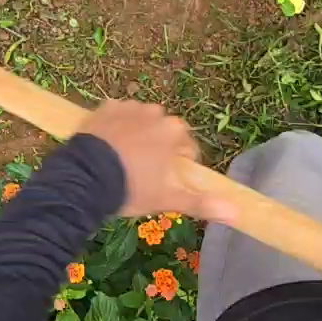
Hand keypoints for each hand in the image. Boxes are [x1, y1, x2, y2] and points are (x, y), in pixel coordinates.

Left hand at [79, 100, 235, 222]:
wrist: (85, 178)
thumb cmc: (132, 188)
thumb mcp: (168, 200)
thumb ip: (202, 204)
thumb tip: (237, 213)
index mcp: (175, 132)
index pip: (188, 149)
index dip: (179, 168)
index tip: (164, 183)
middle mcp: (156, 113)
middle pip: (164, 133)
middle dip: (158, 149)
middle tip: (143, 174)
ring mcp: (129, 107)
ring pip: (141, 123)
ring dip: (137, 136)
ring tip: (123, 162)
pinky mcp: (105, 108)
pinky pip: (117, 116)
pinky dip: (115, 128)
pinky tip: (107, 147)